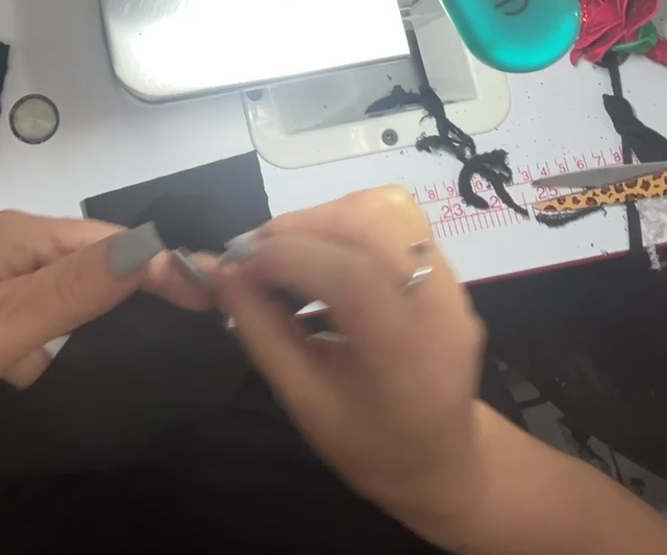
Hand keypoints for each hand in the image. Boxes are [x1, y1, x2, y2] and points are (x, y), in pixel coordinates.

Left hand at [0, 211, 196, 453]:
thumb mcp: (2, 326)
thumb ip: (77, 288)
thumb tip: (153, 245)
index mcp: (21, 236)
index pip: (112, 241)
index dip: (162, 266)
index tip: (209, 302)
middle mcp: (5, 245)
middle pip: (87, 262)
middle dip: (125, 295)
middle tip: (171, 337)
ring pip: (56, 294)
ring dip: (79, 324)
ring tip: (110, 361)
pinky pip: (24, 317)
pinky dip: (39, 342)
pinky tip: (29, 374)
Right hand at [209, 187, 488, 532]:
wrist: (441, 460)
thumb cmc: (368, 442)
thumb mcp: (303, 399)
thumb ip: (260, 330)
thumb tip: (217, 271)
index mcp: (408, 353)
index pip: (351, 275)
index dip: (284, 256)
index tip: (235, 264)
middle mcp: (439, 304)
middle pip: (371, 223)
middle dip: (301, 224)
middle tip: (256, 253)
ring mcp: (448, 280)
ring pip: (383, 207)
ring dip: (322, 216)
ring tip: (287, 251)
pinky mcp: (442, 266)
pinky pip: (391, 215)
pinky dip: (344, 219)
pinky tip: (319, 252)